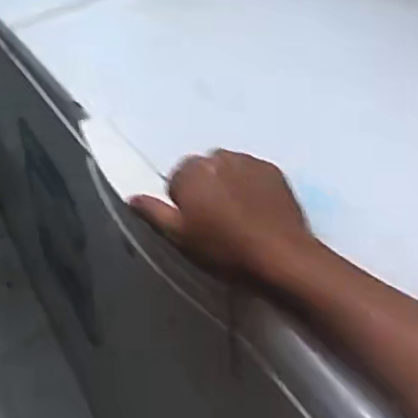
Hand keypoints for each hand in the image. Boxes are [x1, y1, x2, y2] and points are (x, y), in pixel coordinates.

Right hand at [129, 150, 319, 281]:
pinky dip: (252, 186)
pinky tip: (260, 210)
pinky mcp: (273, 171)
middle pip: (202, 172)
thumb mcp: (181, 238)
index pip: (176, 181)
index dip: (186, 205)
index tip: (199, 227)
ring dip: (229, 185)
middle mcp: (215, 157)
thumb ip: (153, 213)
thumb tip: (132, 197)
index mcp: (189, 170)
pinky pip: (253, 173)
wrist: (286, 261)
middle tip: (219, 223)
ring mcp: (247, 161)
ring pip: (227, 170)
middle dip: (206, 190)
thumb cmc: (227, 251)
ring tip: (241, 217)